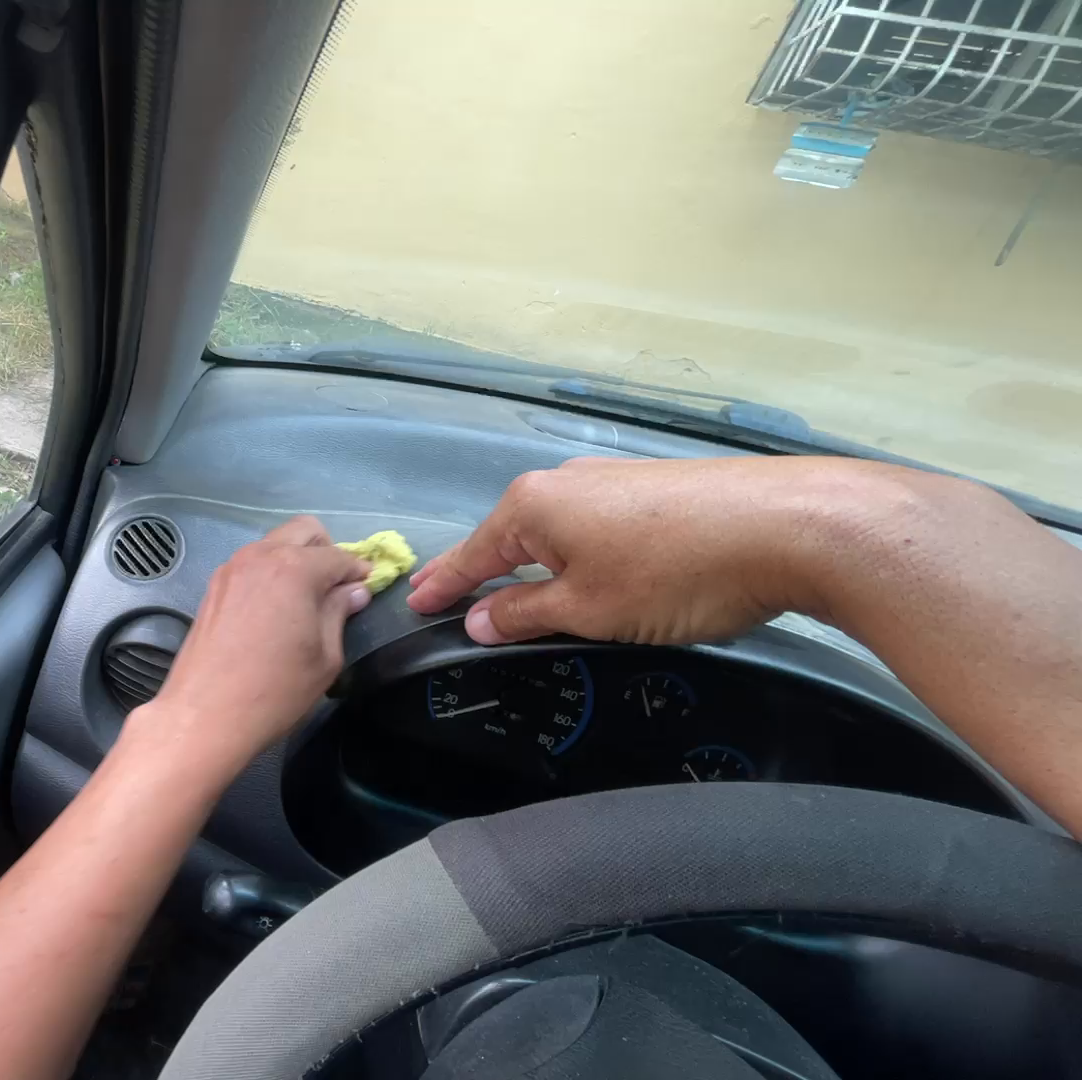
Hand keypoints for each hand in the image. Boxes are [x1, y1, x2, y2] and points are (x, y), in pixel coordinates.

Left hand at [128, 517, 371, 784]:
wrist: (205, 714)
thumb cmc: (275, 690)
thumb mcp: (325, 657)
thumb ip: (339, 613)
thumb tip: (354, 591)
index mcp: (293, 568)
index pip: (338, 556)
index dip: (358, 571)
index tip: (367, 586)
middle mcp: (259, 556)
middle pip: (303, 531)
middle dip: (326, 550)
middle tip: (336, 586)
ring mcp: (231, 569)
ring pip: (273, 544)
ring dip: (295, 559)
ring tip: (306, 599)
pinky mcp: (213, 587)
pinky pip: (251, 564)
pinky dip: (270, 573)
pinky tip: (275, 607)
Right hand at [404, 456, 932, 645]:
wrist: (802, 525)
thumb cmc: (674, 574)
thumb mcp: (586, 609)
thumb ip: (522, 614)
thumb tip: (477, 620)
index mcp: (531, 508)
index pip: (470, 555)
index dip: (441, 584)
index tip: (413, 601)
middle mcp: (561, 482)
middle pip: (510, 537)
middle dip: (486, 571)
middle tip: (460, 600)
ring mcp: (610, 477)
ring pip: (554, 530)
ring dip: (536, 563)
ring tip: (525, 592)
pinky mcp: (653, 484)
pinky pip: (592, 524)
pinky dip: (578, 552)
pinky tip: (594, 569)